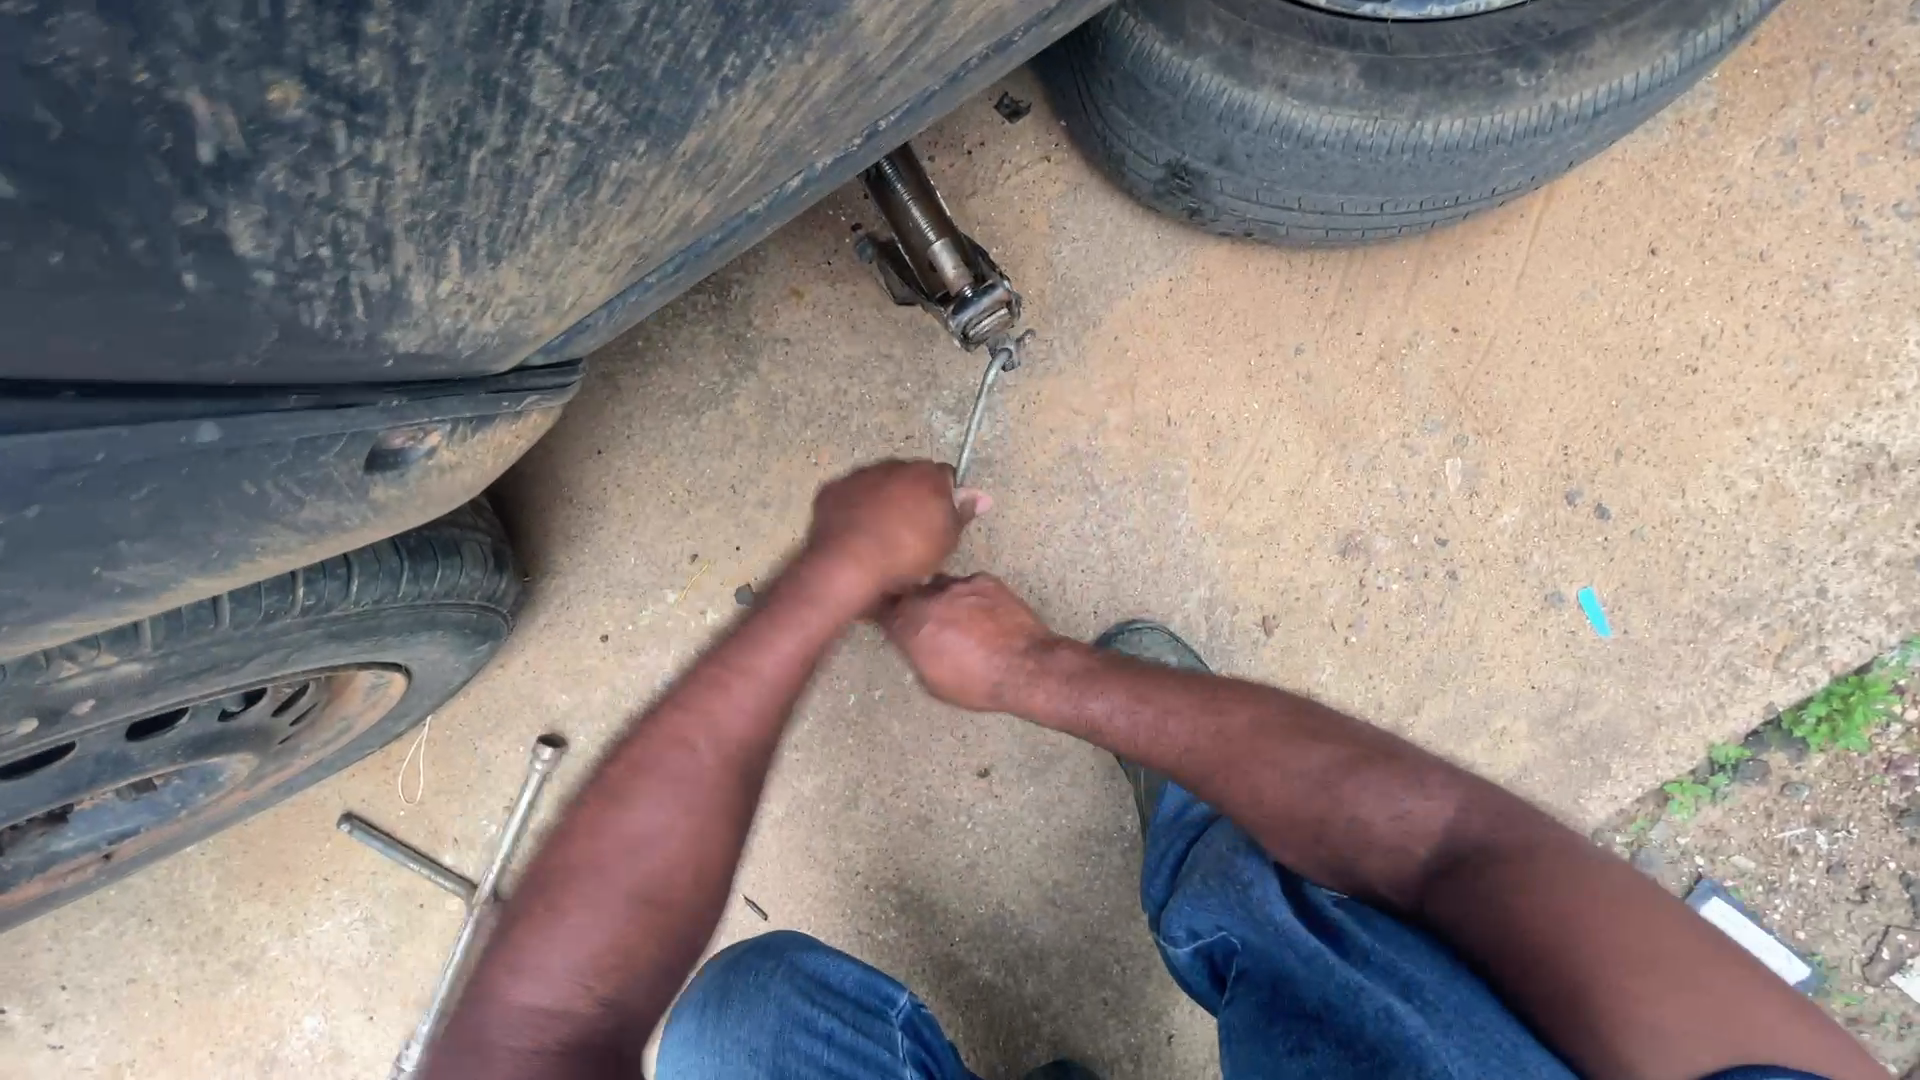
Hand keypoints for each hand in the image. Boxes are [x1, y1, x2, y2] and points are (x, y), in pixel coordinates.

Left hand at [802, 460, 987, 603]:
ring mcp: (860, 476)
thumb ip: (963, 512)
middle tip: (912, 531)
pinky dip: (855, 508)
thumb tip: (983, 496)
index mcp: (927, 475)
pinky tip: (856, 533)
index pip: (945, 476)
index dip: (945, 498)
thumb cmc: (906, 554)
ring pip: (879, 484)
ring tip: (882, 535)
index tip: (941, 520)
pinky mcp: (833, 490)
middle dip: (913, 496)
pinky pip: (850, 496)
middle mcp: (894, 466)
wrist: (849, 563)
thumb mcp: (947, 540)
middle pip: (911, 477)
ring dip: (883, 501)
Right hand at [877, 573, 1060, 712]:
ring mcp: (957, 586)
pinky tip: (982, 615)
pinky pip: (968, 583)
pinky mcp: (984, 580)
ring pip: (938, 585)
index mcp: (910, 627)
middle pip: (909, 594)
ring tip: (958, 621)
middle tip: (926, 624)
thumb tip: (912, 644)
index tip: (886, 618)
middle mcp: (928, 600)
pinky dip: (970, 596)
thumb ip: (915, 654)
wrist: (1024, 667)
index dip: (882, 613)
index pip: (881, 610)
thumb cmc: (978, 683)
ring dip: (941, 599)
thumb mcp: (932, 682)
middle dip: (912, 606)